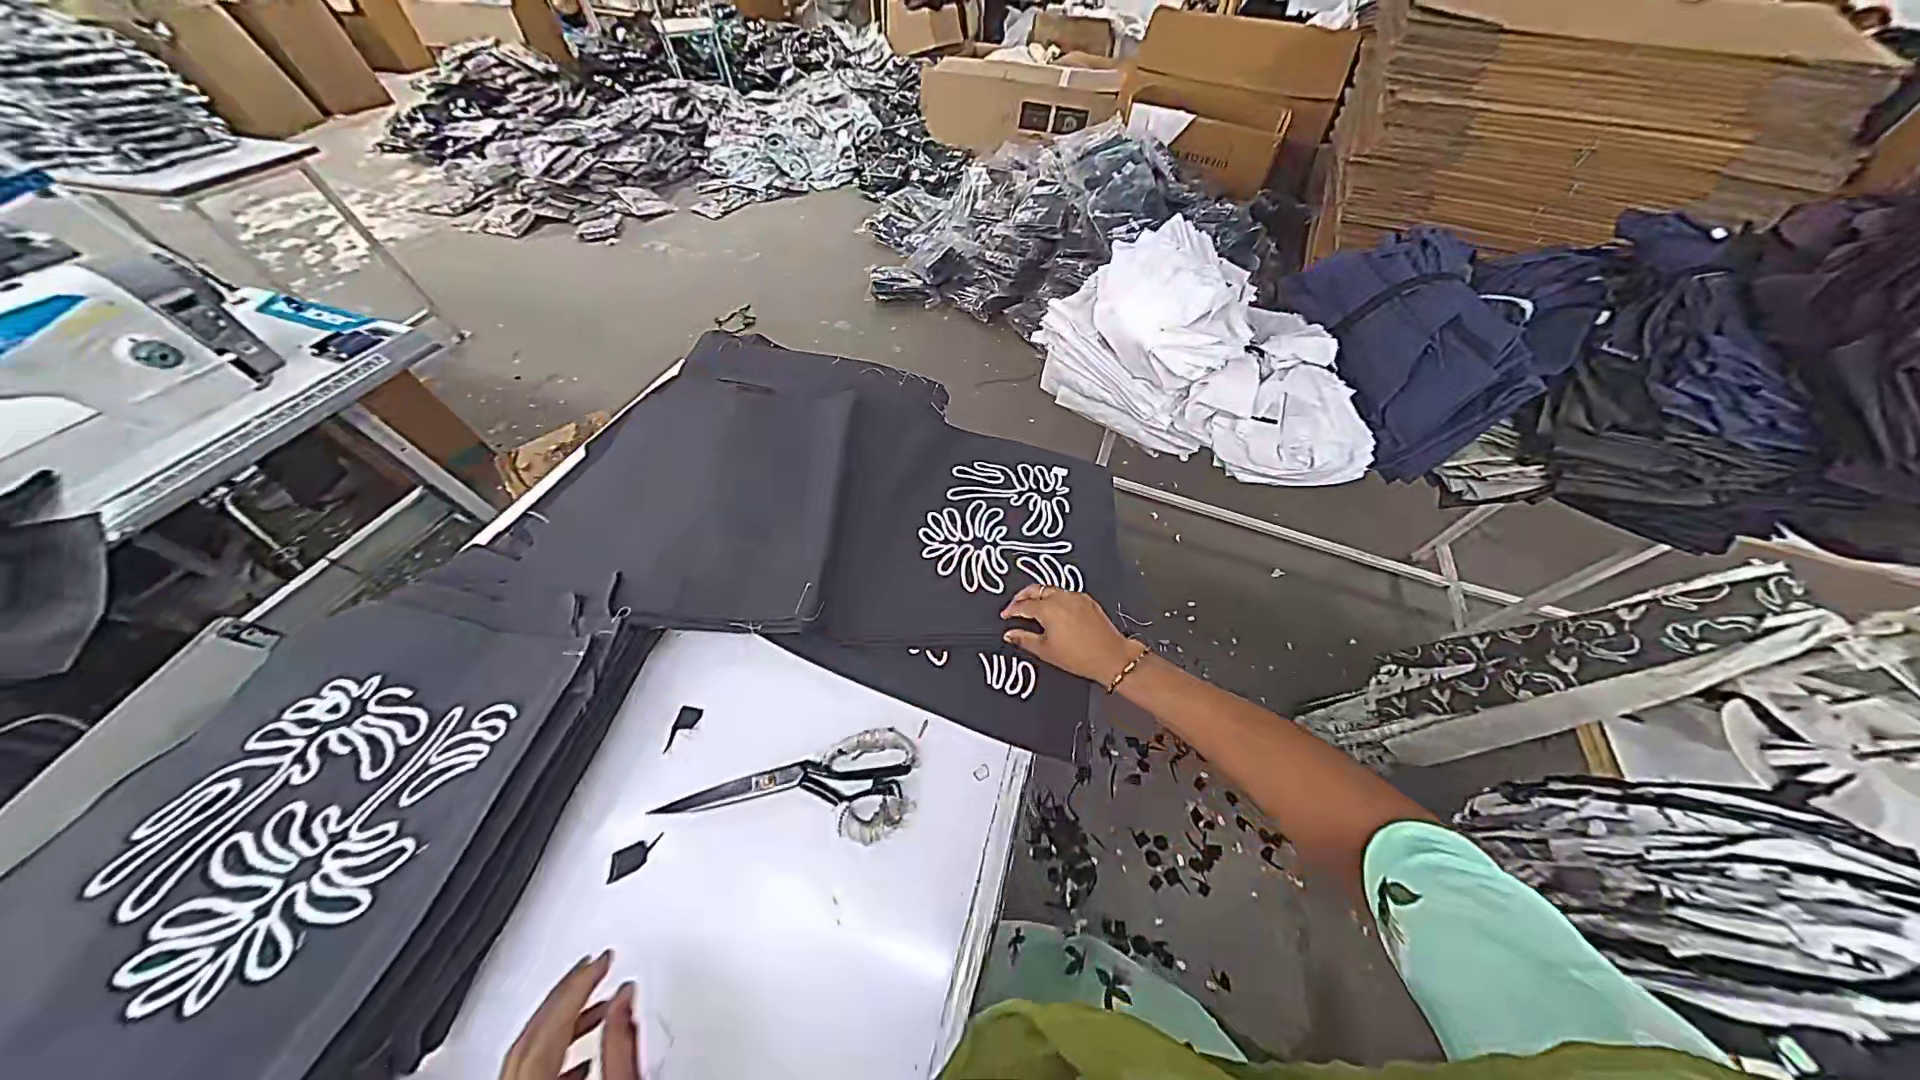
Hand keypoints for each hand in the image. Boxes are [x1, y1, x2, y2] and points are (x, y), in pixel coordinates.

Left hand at [501, 950, 639, 1079]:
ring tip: (600, 995)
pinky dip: (559, 1046)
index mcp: (534, 1079)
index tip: (605, 955)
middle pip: (536, 1030)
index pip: (552, 1019)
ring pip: (531, 1046)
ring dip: (567, 1016)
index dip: (581, 981)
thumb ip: (620, 1038)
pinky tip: (583, 1043)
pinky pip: (531, 1066)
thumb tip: (626, 989)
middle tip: (598, 961)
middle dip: (570, 990)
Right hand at [1000, 584, 1142, 685]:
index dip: (1012, 610)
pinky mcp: (1088, 601)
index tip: (1006, 615)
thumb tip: (1010, 634)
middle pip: (1036, 590)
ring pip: (1052, 590)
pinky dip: (1057, 598)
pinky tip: (1056, 610)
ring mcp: (1076, 597)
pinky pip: (1067, 594)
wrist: (1110, 656)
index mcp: (1048, 608)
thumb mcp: (1045, 650)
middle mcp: (1061, 598)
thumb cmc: (1078, 656)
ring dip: (1040, 595)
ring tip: (1034, 606)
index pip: (1023, 605)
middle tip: (1015, 605)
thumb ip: (1024, 639)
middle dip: (1022, 596)